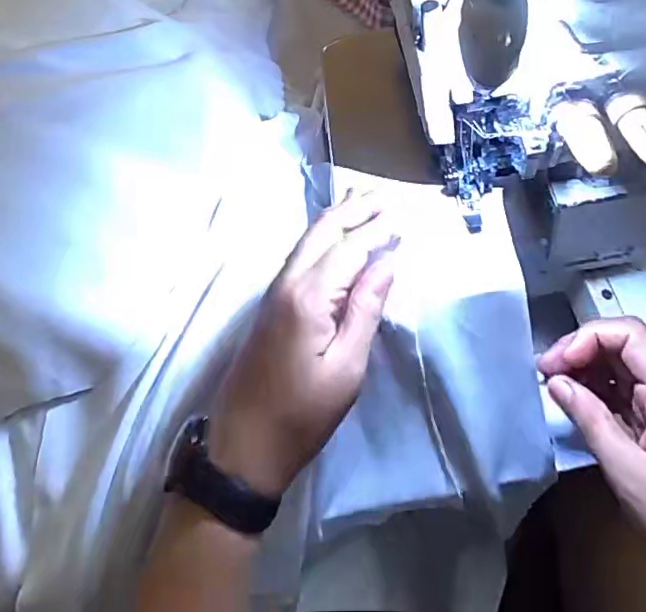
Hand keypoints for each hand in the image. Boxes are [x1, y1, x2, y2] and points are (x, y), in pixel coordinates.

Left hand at [209, 193, 399, 498]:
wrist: (241, 451)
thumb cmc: (301, 414)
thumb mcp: (346, 368)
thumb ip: (366, 309)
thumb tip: (387, 261)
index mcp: (308, 297)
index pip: (351, 247)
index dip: (379, 230)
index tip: (405, 217)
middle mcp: (287, 283)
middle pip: (324, 231)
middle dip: (355, 209)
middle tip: (386, 194)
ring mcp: (274, 292)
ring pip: (309, 239)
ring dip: (338, 216)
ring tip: (363, 198)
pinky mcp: (270, 304)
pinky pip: (301, 253)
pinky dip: (324, 233)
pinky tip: (335, 232)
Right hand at [539, 317, 645, 611]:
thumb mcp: (633, 478)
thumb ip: (593, 423)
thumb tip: (558, 384)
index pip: (630, 335)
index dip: (589, 338)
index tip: (558, 364)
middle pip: (626, 347)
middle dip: (583, 351)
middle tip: (547, 373)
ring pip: (626, 373)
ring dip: (589, 373)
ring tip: (556, 388)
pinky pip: (630, 401)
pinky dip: (601, 398)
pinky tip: (580, 409)